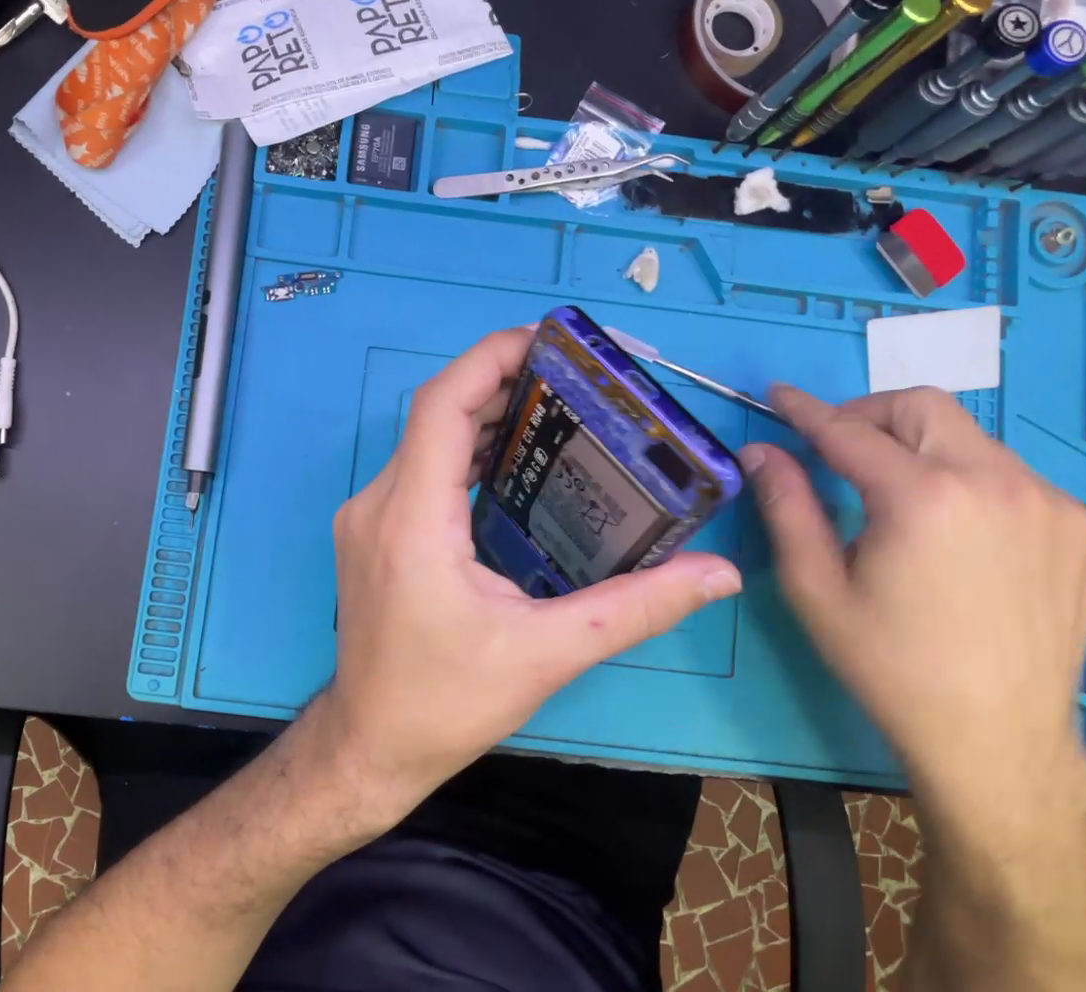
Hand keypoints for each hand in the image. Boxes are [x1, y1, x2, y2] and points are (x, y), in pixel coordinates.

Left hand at [317, 328, 742, 821]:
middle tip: (575, 381)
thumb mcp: (547, 655)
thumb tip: (720, 574)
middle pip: (436, 415)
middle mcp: (377, 504)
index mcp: (412, 520)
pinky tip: (514, 467)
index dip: (491, 358)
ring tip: (556, 414)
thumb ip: (636, 608)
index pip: (443, 405)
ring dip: (483, 420)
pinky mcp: (370, 534)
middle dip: (502, 384)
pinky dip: (463, 454)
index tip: (549, 341)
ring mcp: (366, 518)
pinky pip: (417, 471)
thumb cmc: (446, 703)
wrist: (369, 743)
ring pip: (424, 442)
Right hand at [740, 386, 1085, 808]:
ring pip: (971, 440)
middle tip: (835, 447)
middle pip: (925, 408)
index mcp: (924, 497)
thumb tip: (761, 452)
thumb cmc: (886, 662)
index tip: (779, 396)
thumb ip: (787, 506)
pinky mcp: (1080, 530)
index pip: (851, 430)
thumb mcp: (814, 586)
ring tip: (893, 497)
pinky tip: (951, 532)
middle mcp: (997, 483)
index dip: (806, 410)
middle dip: (870, 414)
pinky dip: (968, 483)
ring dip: (920, 449)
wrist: (992, 734)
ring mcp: (1050, 505)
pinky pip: (1012, 478)